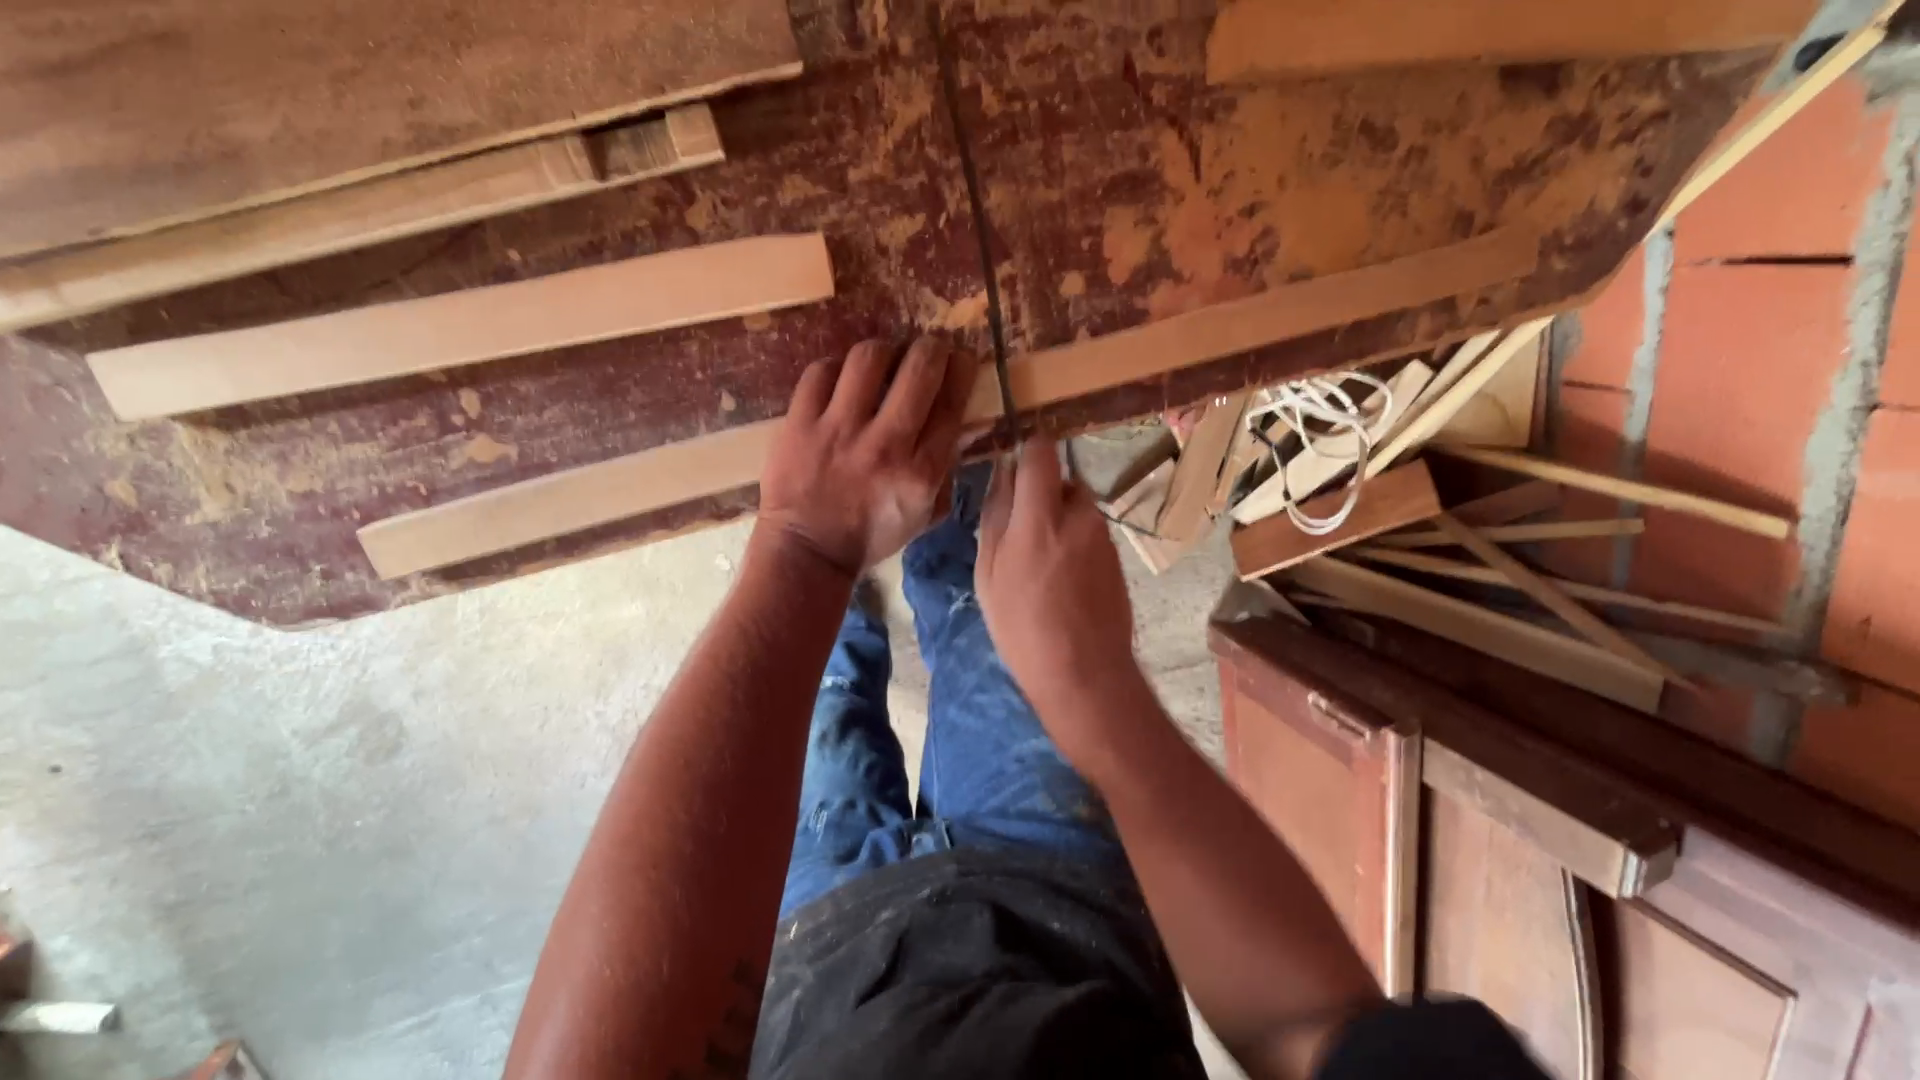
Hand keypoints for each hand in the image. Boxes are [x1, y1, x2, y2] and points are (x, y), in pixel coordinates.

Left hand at [758, 336, 980, 575]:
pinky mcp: (800, 423)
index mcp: (920, 471)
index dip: (962, 369)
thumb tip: (961, 426)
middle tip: (929, 348)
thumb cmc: (872, 535)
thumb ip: (947, 471)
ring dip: (885, 349)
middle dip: (932, 347)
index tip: (962, 359)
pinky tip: (844, 377)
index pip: (952, 403)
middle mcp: (885, 444)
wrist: (807, 551)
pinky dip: (837, 367)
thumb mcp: (925, 514)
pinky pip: (822, 371)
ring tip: (886, 358)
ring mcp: (839, 430)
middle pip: (920, 368)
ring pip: (870, 358)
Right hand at [976, 438, 1139, 744]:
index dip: (1028, 451)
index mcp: (1041, 517)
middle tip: (1022, 533)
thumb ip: (996, 516)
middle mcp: (1080, 516)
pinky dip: (1076, 543)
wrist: (1084, 672)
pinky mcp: (1118, 557)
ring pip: (1078, 508)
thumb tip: (1002, 474)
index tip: (1014, 468)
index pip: (1041, 451)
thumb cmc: (1022, 628)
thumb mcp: (989, 574)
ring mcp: (1104, 536)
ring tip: (1043, 566)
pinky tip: (1065, 581)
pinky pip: (1091, 533)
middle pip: (1062, 480)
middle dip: (1042, 495)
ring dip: (1060, 521)